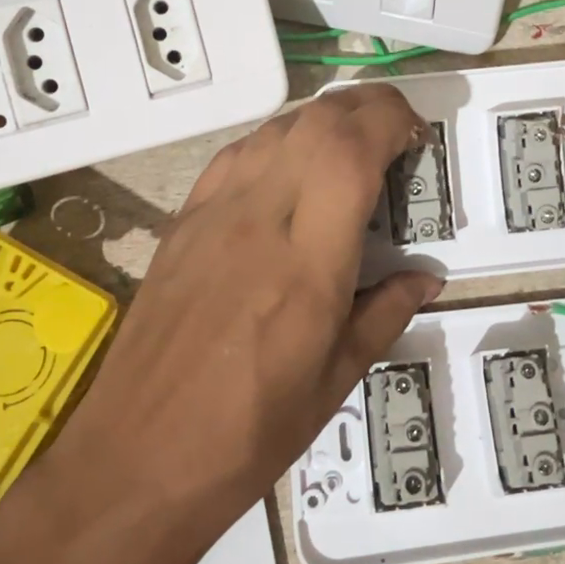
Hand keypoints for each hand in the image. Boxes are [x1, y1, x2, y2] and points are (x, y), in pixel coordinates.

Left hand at [0, 85, 442, 563]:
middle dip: (365, 106)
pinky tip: (289, 174)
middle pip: (315, 122)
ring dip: (322, 121)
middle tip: (395, 132)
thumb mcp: (337, 379)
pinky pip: (236, 154)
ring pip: (274, 128)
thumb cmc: (251, 431)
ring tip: (350, 149)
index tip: (416, 134)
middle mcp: (258, 218)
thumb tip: (425, 278)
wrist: (139, 457)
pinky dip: (276, 142)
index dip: (390, 119)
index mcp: (308, 260)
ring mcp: (212, 213)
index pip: (350, 150)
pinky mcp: (181, 221)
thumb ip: (385, 312)